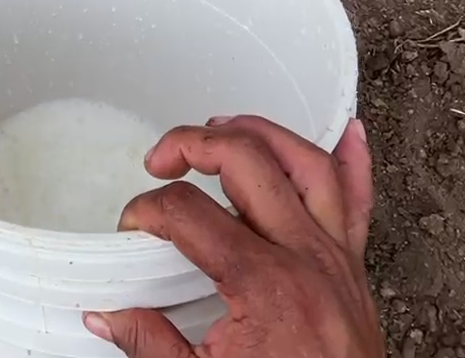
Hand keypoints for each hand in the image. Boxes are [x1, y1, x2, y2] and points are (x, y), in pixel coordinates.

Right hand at [86, 117, 383, 357]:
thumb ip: (150, 344)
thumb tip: (105, 314)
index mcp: (266, 286)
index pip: (187, 212)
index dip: (146, 211)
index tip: (132, 228)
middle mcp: (307, 258)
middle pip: (245, 159)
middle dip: (190, 143)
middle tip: (160, 161)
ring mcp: (337, 258)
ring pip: (305, 162)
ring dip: (258, 132)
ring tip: (219, 127)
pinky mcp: (354, 269)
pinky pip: (360, 200)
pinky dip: (352, 160)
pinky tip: (345, 131)